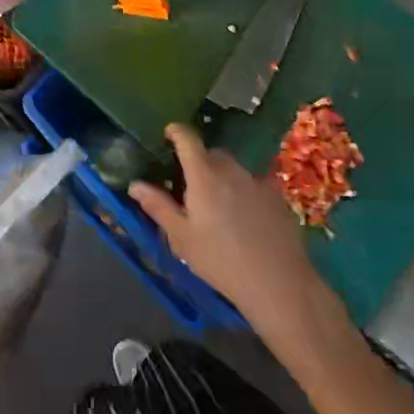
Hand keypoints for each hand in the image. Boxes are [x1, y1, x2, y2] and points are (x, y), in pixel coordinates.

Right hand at [131, 123, 317, 325]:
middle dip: (199, 161)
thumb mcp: (181, 237)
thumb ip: (158, 206)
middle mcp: (232, 171)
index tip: (168, 134)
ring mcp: (259, 182)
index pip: (188, 140)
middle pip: (212, 154)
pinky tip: (244, 219)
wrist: (277, 282)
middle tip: (189, 186)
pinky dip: (243, 192)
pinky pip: (253, 185)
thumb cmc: (220, 260)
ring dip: (222, 177)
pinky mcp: (277, 197)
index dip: (177, 132)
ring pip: (234, 169)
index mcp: (204, 177)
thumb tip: (135, 185)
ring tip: (217, 207)